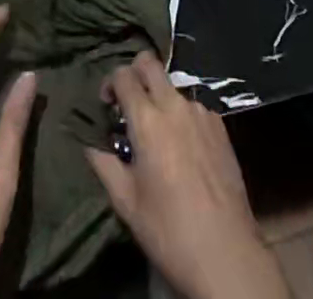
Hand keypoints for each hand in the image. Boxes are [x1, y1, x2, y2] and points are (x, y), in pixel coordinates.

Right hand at [84, 53, 290, 298]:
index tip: (107, 106)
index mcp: (148, 121)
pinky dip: (181, 117)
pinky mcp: (220, 125)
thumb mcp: (125, 200)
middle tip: (128, 104)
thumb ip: (103, 162)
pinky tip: (182, 150)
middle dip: (134, 72)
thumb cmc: (167, 227)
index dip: (110, 83)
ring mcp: (202, 112)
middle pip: (151, 64)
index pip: (124, 75)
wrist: (224, 247)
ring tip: (156, 137)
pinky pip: (193, 108)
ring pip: (173, 87)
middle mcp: (176, 106)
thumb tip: (89, 140)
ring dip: (160, 100)